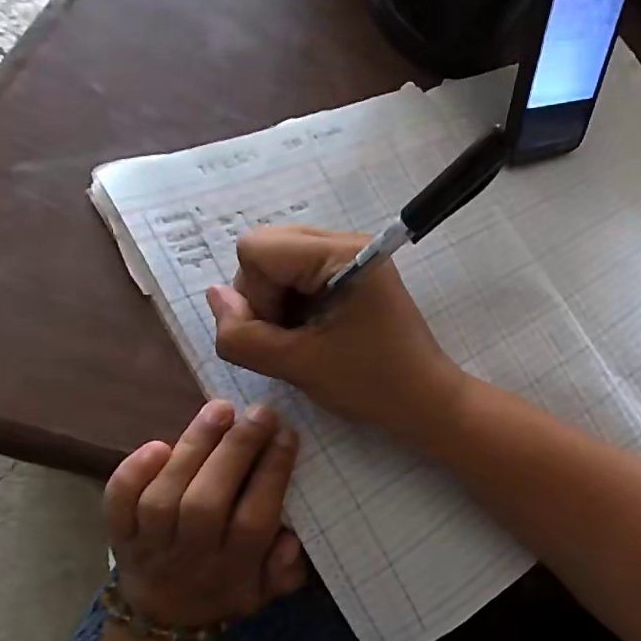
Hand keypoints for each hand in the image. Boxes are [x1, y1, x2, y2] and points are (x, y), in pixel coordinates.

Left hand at [104, 400, 308, 628]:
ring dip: (192, 449)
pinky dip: (132, 473)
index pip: (254, 521)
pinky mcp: (118, 533)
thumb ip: (284, 570)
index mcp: (232, 569)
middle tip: (258, 412)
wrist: (164, 619)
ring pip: (163, 498)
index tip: (286, 433)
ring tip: (219, 410)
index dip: (272, 475)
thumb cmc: (225, 588)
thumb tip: (290, 540)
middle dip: (235, 451)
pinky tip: (158, 444)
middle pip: (206, 504)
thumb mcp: (266, 589)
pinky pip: (118, 504)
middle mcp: (189, 556)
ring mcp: (149, 544)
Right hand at [206, 225, 465, 436]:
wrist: (425, 400)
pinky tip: (313, 333)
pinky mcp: (351, 271)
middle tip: (290, 340)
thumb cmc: (371, 384)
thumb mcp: (297, 365)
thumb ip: (243, 334)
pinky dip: (292, 304)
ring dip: (276, 303)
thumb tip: (215, 296)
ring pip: (277, 263)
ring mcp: (349, 253)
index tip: (281, 335)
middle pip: (264, 250)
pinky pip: (297, 274)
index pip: (255, 249)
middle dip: (263, 298)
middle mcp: (344, 240)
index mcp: (339, 253)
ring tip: (304, 340)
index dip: (254, 296)